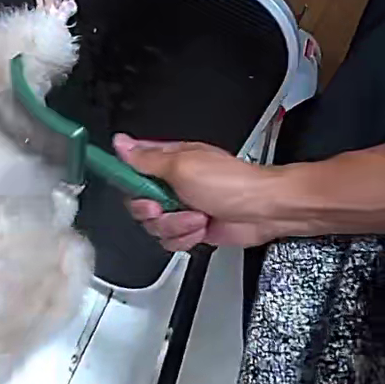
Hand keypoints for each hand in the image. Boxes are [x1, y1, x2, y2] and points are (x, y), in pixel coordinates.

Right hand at [115, 133, 290, 250]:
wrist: (263, 210)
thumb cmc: (233, 183)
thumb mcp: (183, 165)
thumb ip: (147, 159)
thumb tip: (121, 143)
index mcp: (171, 161)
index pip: (133, 168)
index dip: (128, 180)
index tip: (137, 189)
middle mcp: (175, 184)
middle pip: (139, 203)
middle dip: (151, 210)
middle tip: (167, 205)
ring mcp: (184, 208)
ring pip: (155, 226)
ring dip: (175, 225)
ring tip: (197, 216)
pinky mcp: (193, 229)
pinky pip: (172, 241)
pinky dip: (186, 238)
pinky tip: (202, 227)